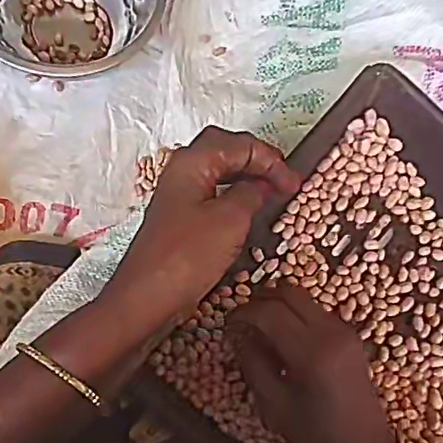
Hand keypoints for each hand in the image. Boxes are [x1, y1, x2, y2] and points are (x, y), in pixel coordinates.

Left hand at [103, 127, 298, 339]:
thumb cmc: (186, 256)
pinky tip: (247, 217)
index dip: (271, 160)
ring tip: (270, 195)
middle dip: (258, 161)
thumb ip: (251, 194)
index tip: (294, 183)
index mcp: (192, 163)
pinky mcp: (181, 223)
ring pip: (218, 176)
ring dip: (246, 180)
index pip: (240, 144)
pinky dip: (234, 201)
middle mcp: (182, 174)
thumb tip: (261, 186)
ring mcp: (179, 199)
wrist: (148, 298)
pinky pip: (212, 200)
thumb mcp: (231, 219)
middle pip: (226, 152)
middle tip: (283, 180)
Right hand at [227, 283, 398, 442]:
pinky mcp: (350, 335)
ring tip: (258, 329)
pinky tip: (282, 338)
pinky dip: (293, 314)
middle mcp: (331, 332)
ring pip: (303, 298)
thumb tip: (238, 334)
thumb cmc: (317, 436)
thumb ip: (254, 363)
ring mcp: (344, 330)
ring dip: (277, 305)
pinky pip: (315, 311)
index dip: (242, 312)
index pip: (269, 312)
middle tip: (240, 319)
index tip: (227, 324)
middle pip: (288, 292)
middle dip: (259, 300)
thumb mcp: (275, 405)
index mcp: (311, 353)